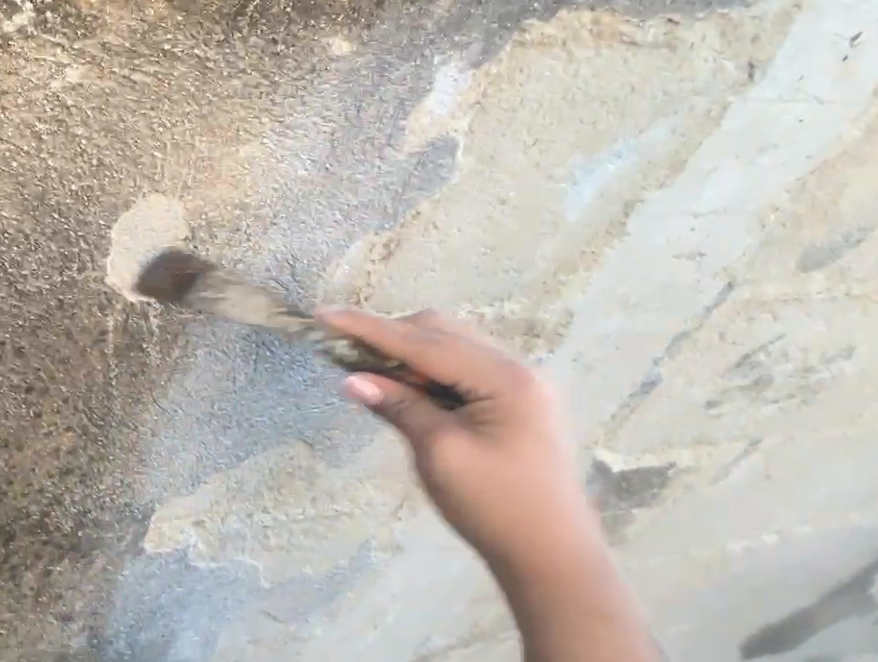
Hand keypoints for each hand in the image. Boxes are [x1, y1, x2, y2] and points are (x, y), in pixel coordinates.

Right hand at [322, 309, 659, 661]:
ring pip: (446, 344)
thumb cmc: (496, 508)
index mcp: (504, 378)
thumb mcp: (438, 453)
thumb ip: (397, 405)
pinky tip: (406, 389)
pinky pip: (458, 365)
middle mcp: (515, 369)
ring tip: (371, 375)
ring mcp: (518, 383)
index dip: (367, 327)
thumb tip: (351, 378)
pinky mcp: (513, 400)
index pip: (420, 341)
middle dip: (387, 337)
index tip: (323, 315)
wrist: (554, 563)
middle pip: (436, 331)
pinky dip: (425, 370)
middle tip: (346, 355)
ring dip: (405, 353)